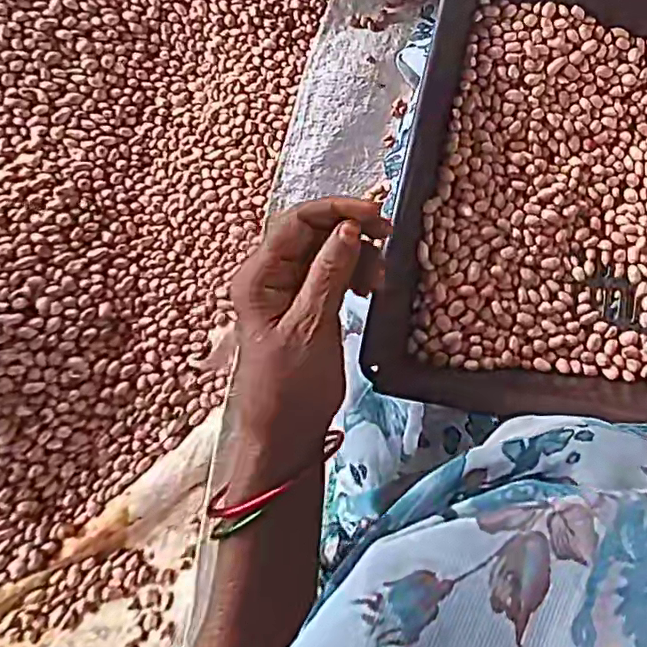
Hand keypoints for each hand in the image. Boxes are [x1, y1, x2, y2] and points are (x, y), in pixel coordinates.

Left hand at [225, 197, 388, 459]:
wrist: (285, 436)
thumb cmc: (289, 388)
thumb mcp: (311, 327)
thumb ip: (329, 273)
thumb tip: (348, 227)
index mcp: (259, 276)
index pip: (297, 221)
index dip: (337, 210)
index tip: (376, 216)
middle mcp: (271, 274)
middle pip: (314, 231)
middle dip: (352, 231)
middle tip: (387, 238)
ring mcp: (289, 287)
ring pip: (329, 249)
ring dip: (359, 254)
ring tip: (378, 279)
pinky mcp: (307, 301)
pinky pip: (334, 271)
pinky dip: (356, 272)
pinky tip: (369, 288)